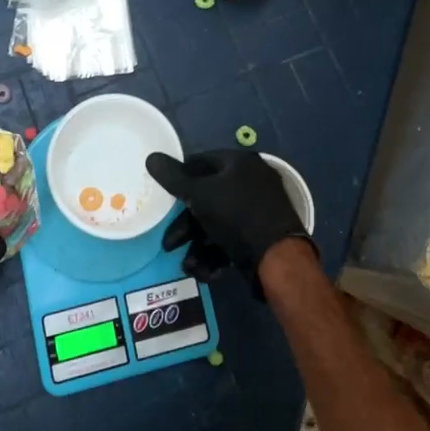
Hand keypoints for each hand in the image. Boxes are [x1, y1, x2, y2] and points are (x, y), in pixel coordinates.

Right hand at [145, 150, 312, 288]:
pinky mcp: (262, 235)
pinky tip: (206, 272)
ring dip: (198, 245)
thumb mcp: (199, 195)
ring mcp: (259, 210)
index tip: (164, 196)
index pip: (201, 162)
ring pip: (218, 223)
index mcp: (240, 163)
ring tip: (188, 266)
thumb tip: (151, 157)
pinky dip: (216, 253)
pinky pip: (232, 238)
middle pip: (208, 198)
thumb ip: (173, 178)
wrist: (279, 259)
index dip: (180, 177)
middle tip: (170, 243)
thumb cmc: (236, 216)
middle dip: (187, 225)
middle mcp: (252, 181)